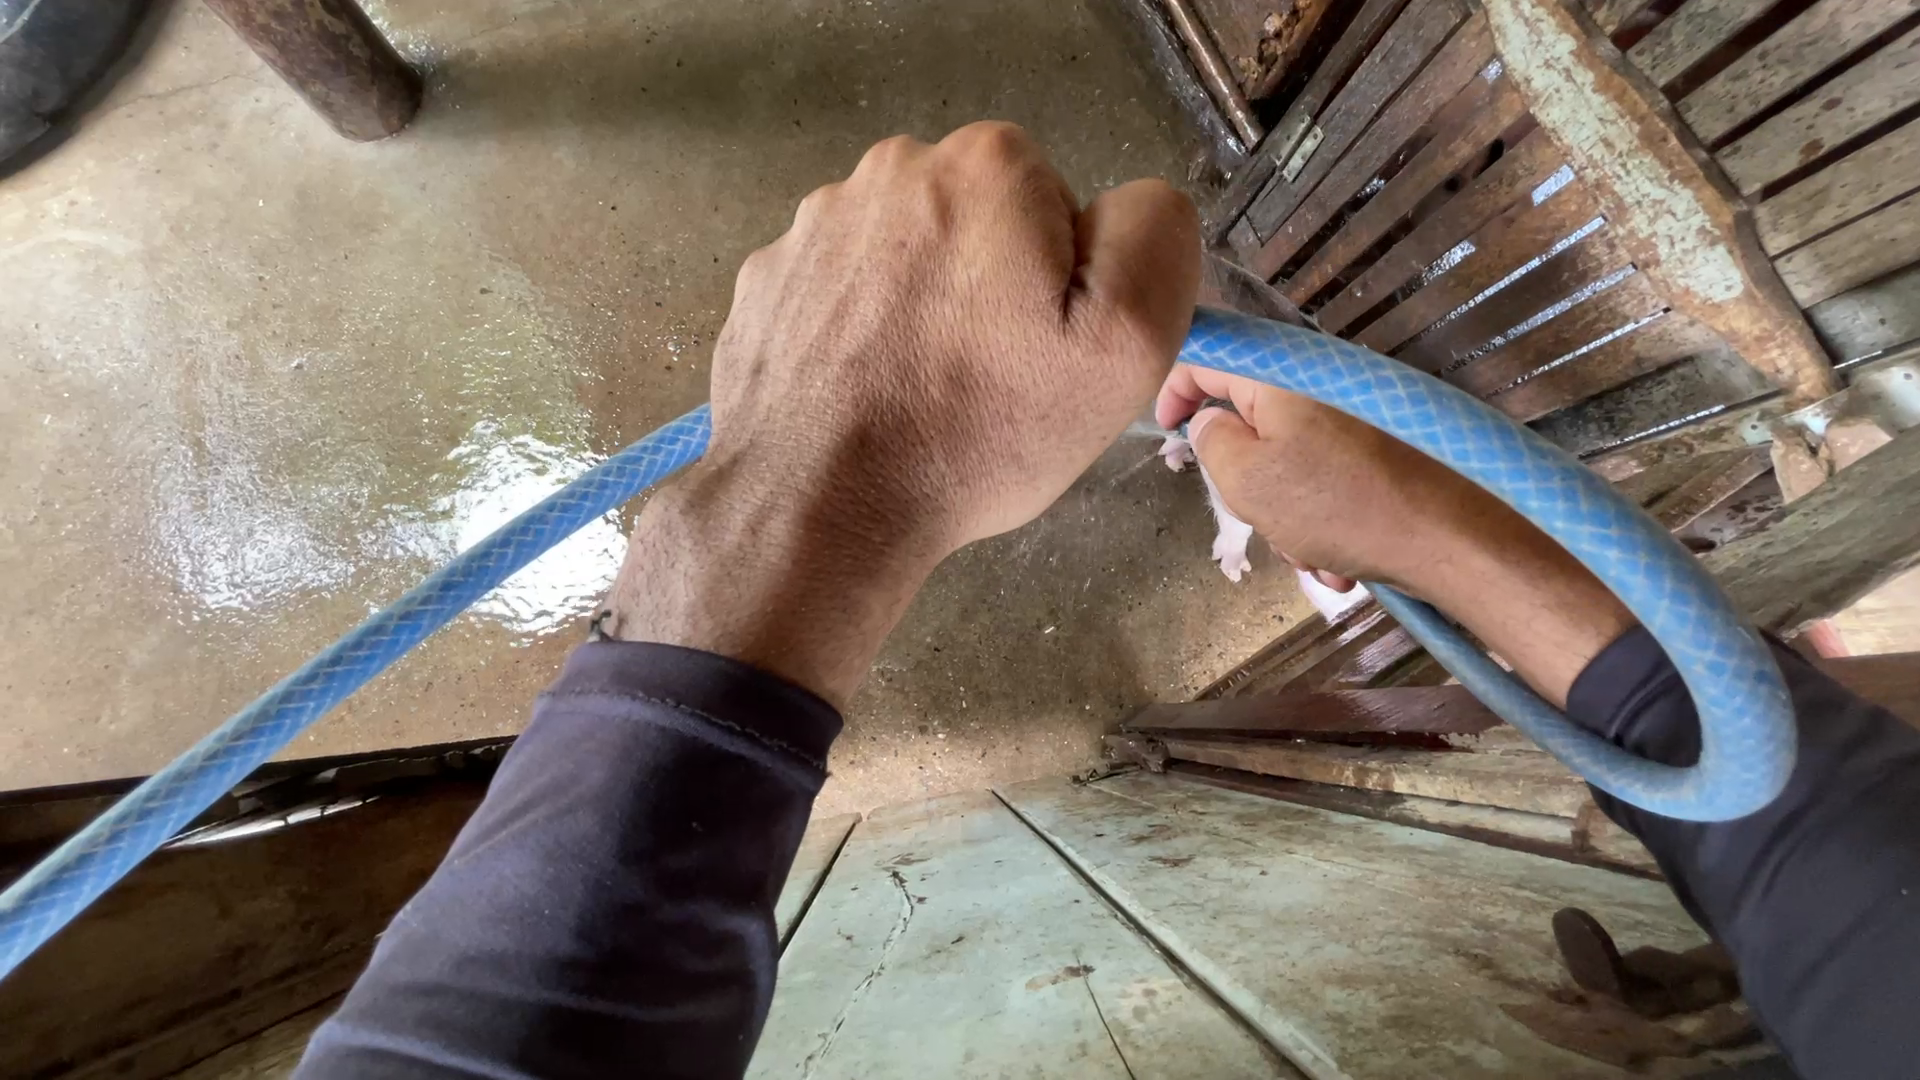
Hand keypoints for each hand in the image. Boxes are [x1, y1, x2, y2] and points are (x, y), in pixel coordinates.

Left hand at [605, 124, 1199, 704]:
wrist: (821, 506)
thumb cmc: (981, 435)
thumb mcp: (1122, 347)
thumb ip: (1155, 242)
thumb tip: (1123, 206)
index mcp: (986, 167)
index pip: (1057, 207)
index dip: (1058, 287)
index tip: (1032, 355)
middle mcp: (890, 169)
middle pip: (976, 228)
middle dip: (987, 290)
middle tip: (978, 381)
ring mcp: (813, 225)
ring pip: (904, 258)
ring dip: (919, 309)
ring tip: (912, 393)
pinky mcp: (766, 281)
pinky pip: (839, 293)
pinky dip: (854, 332)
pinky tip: (856, 392)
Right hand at [1155, 360, 1634, 705]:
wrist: (1451, 540)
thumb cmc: (1334, 504)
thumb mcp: (1244, 476)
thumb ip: (1209, 438)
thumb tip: (1209, 421)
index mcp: (1278, 376)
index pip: (1206, 357)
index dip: (1172, 391)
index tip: (1165, 434)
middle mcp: (1315, 387)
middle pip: (1246, 419)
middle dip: (1241, 476)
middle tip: (1249, 513)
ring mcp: (1350, 419)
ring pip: (1284, 461)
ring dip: (1283, 512)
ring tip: (1308, 551)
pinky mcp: (1377, 450)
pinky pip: (1323, 479)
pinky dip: (1318, 518)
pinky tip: (1337, 556)